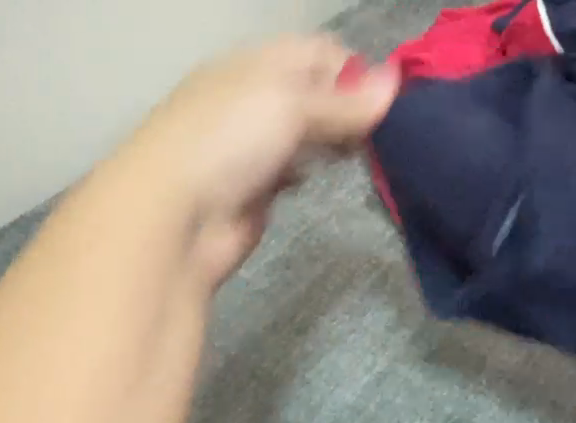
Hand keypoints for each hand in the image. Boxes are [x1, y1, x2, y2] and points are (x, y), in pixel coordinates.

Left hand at [116, 36, 400, 284]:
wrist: (179, 215)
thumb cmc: (228, 144)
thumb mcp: (289, 107)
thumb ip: (344, 101)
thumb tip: (395, 81)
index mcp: (258, 65)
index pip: (319, 53)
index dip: (356, 72)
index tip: (389, 106)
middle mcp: (258, 97)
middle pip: (318, 93)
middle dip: (352, 110)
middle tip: (386, 137)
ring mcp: (258, 142)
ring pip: (311, 132)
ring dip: (338, 141)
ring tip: (368, 157)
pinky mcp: (261, 183)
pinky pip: (298, 167)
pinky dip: (316, 169)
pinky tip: (330, 179)